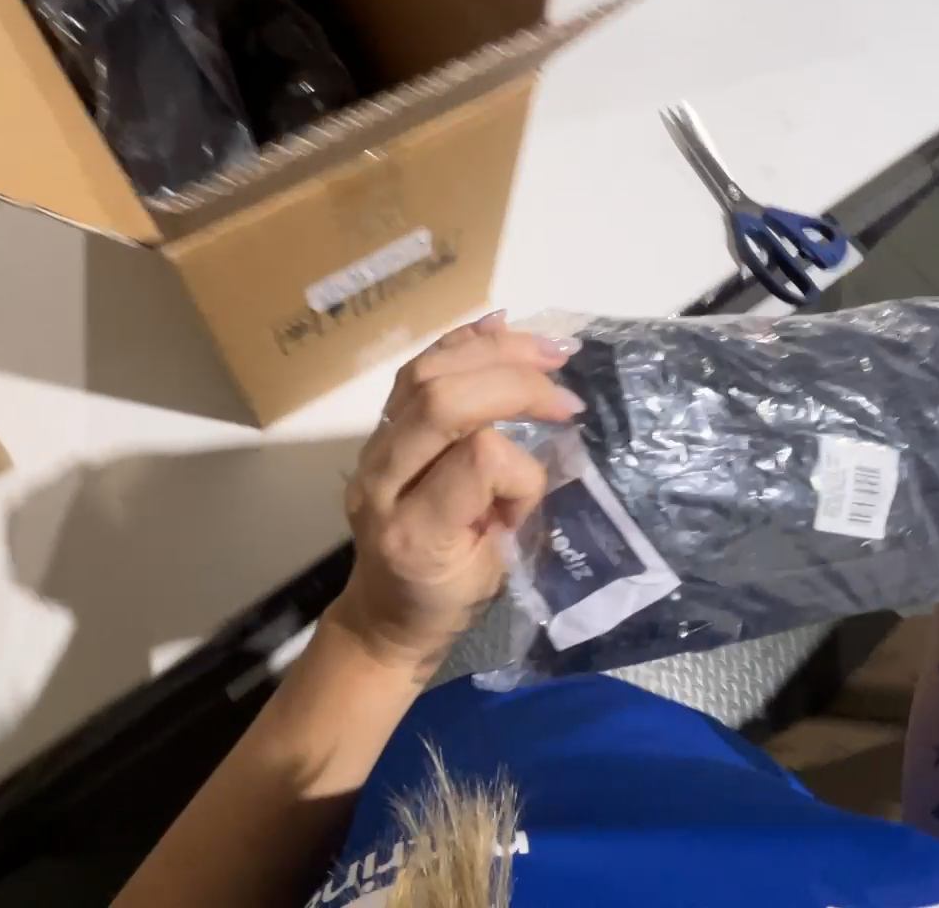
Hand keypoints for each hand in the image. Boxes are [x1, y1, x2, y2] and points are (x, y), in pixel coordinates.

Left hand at [333, 312, 585, 676]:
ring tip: (545, 352)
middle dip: (515, 382)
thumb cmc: (445, 599)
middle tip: (566, 392)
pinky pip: (414, 372)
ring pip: (425, 373)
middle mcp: (381, 480)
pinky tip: (499, 327)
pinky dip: (460, 344)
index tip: (527, 503)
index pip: (477, 459)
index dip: (522, 471)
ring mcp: (372, 449)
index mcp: (414, 530)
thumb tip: (535, 444)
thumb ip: (510, 506)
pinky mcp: (377, 430)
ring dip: (492, 351)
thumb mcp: (494, 571)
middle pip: (442, 398)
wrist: (382, 611)